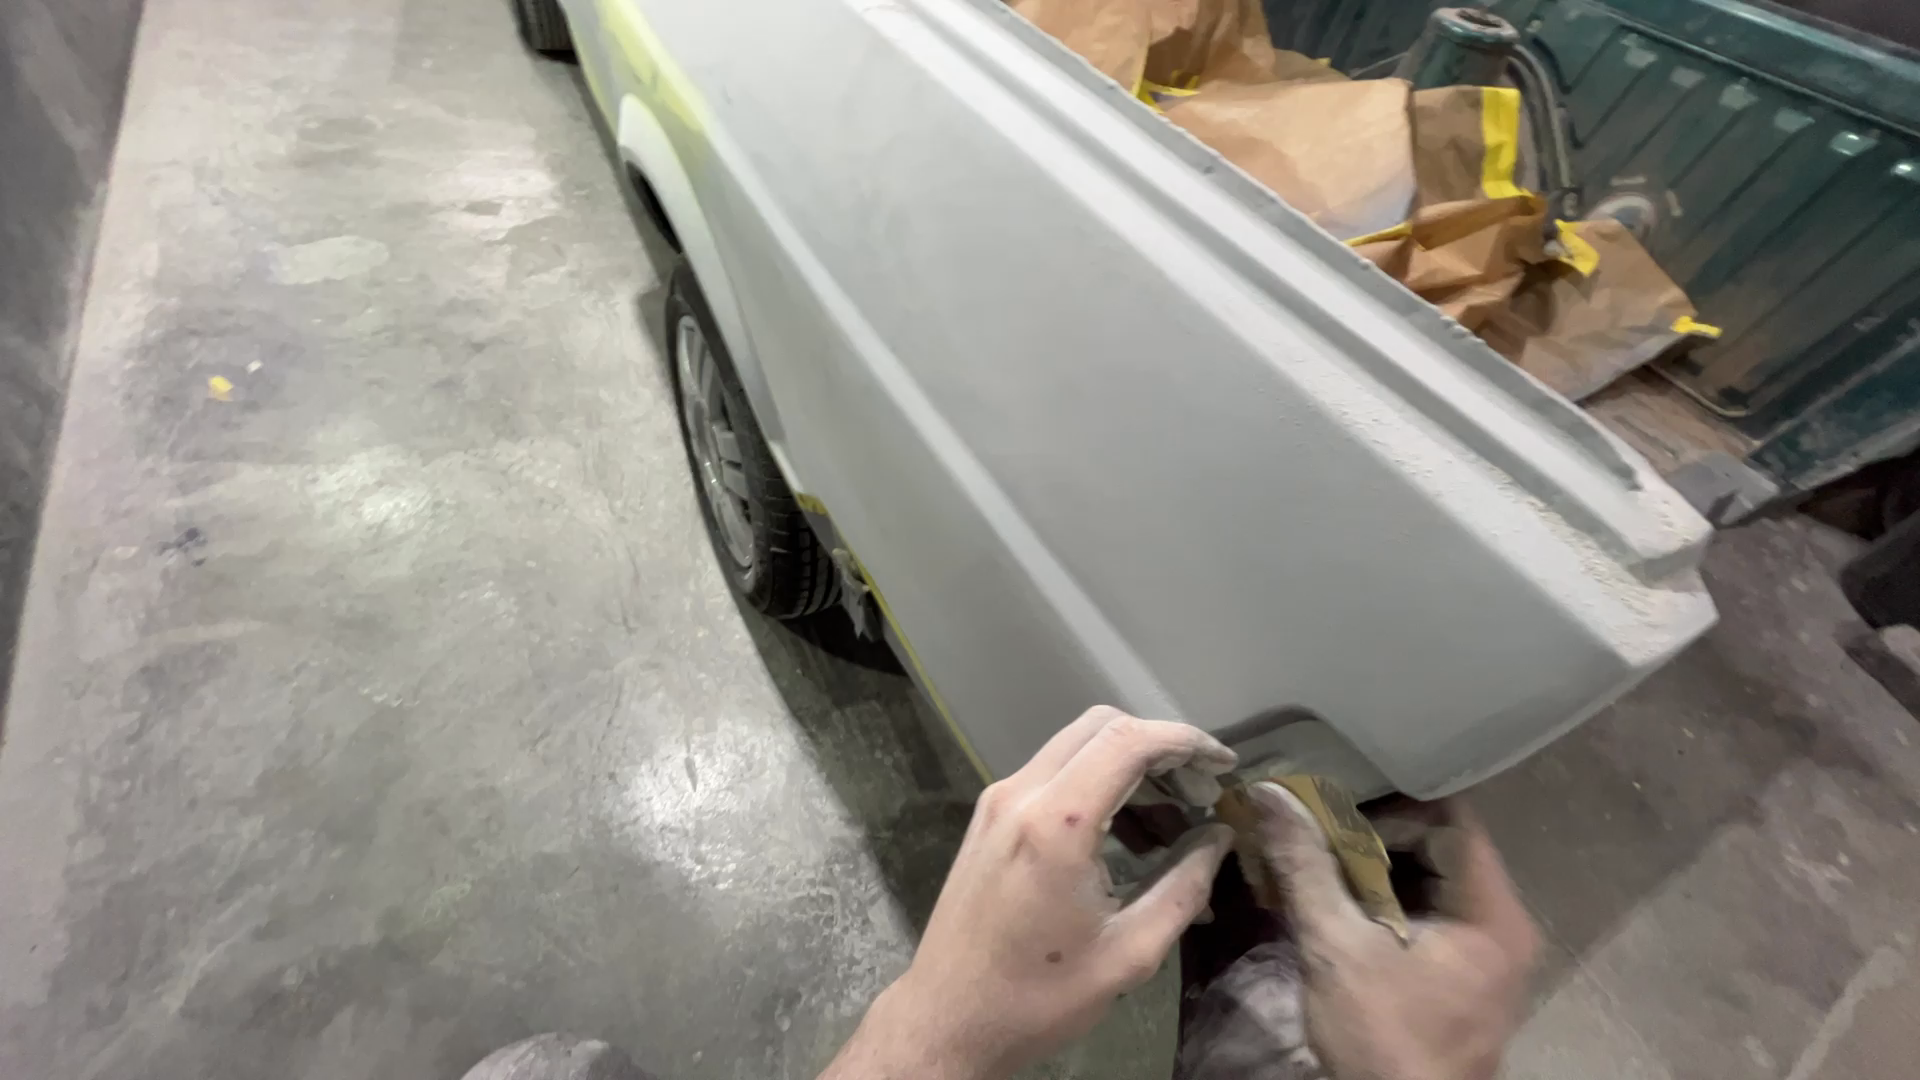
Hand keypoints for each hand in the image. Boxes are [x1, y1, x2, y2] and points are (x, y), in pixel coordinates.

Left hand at [825, 706, 1238, 1079]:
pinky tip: (1127, 828)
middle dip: (1159, 745)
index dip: (1183, 740)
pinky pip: (1054, 771)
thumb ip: (1183, 887)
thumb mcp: (1128, 954)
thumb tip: (1218, 837)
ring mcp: (1000, 796)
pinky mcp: (992, 811)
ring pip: (1076, 744)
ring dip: (1129, 763)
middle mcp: (1022, 792)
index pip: (1126, 741)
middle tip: (1200, 788)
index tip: (1222, 762)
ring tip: (1173, 816)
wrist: (949, 1014)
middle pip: (1101, 726)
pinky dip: (1098, 779)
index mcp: (1055, 823)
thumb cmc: (1039, 996)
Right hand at [1250, 784, 1538, 1079]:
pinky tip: (1332, 887)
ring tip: (1316, 850)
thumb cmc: (1381, 1037)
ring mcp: (1482, 944)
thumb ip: (1303, 863)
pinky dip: (1377, 885)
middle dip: (1372, 829)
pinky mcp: (1459, 962)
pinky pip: (1421, 898)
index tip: (1334, 815)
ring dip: (1370, 857)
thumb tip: (1267, 791)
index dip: (1390, 811)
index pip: (1448, 823)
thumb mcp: (1334, 943)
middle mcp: (1500, 921)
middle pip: (1438, 840)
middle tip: (1316, 826)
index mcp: (1490, 914)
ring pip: (1426, 868)